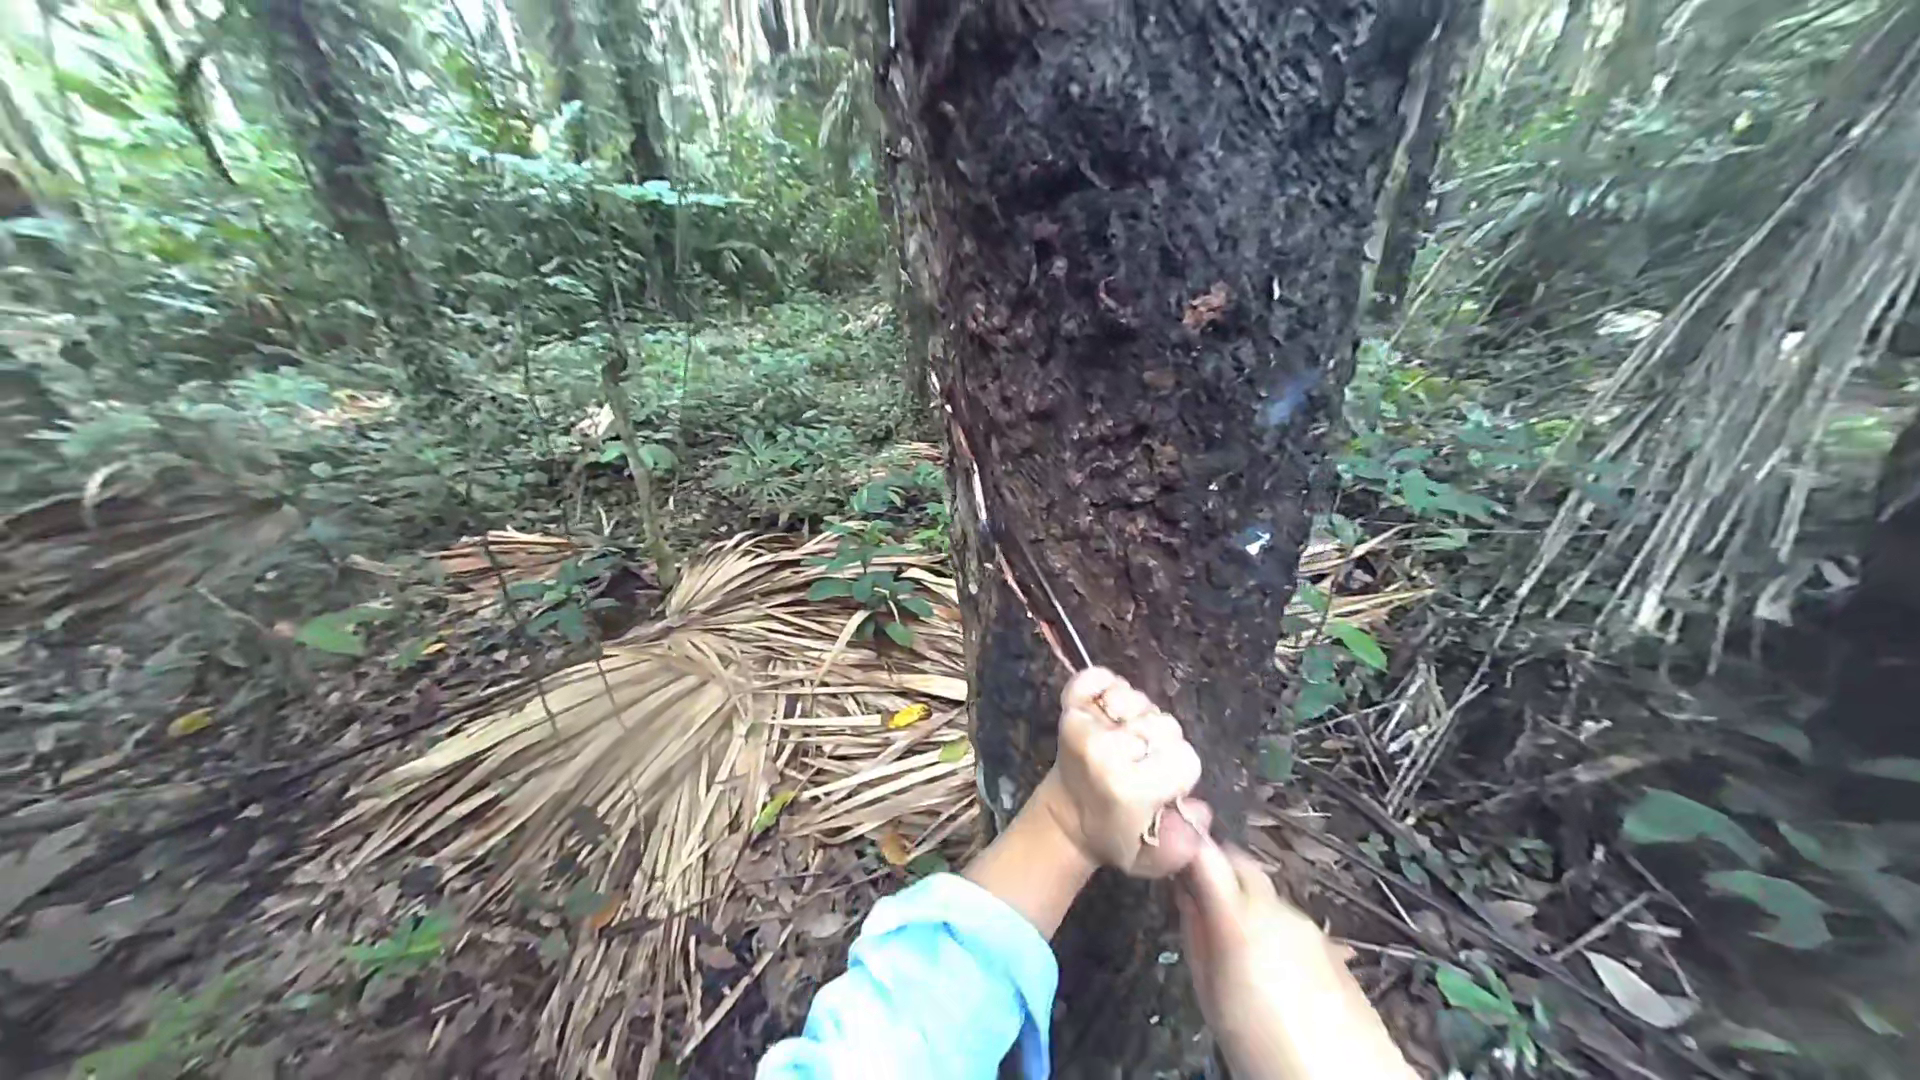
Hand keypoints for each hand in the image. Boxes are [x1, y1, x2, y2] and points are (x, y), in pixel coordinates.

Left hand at [1036, 667, 1209, 877]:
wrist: (1067, 817)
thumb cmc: (1115, 836)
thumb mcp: (1155, 859)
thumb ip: (1185, 842)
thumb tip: (1198, 810)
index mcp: (1130, 786)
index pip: (1185, 759)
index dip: (1180, 773)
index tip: (1162, 786)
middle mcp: (1105, 749)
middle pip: (1164, 724)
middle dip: (1161, 743)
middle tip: (1143, 763)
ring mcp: (1084, 723)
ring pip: (1136, 697)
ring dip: (1138, 714)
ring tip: (1126, 738)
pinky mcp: (1069, 707)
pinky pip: (1095, 676)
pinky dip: (1105, 684)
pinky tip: (1107, 707)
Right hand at [1177, 839, 1416, 1079]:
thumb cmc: (1263, 1045)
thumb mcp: (1209, 993)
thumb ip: (1195, 934)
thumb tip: (1186, 897)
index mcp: (1237, 916)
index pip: (1205, 852)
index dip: (1187, 847)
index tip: (1173, 858)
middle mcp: (1274, 908)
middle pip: (1240, 861)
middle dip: (1218, 867)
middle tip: (1201, 894)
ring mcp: (1306, 924)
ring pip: (1266, 892)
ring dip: (1247, 900)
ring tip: (1239, 943)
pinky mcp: (1330, 944)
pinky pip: (1290, 919)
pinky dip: (1274, 926)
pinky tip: (1275, 966)